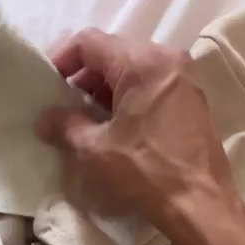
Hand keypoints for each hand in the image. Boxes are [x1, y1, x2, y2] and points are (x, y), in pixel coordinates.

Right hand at [37, 29, 244, 241]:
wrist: (199, 203)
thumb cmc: (145, 172)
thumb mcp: (95, 150)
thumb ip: (66, 126)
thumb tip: (45, 119)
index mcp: (142, 62)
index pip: (91, 42)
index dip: (63, 58)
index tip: (48, 83)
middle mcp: (167, 58)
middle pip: (114, 52)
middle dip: (85, 76)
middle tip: (65, 105)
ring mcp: (184, 77)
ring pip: (134, 68)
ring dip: (106, 88)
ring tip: (88, 120)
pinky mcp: (192, 99)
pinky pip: (152, 84)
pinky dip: (129, 97)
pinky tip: (117, 126)